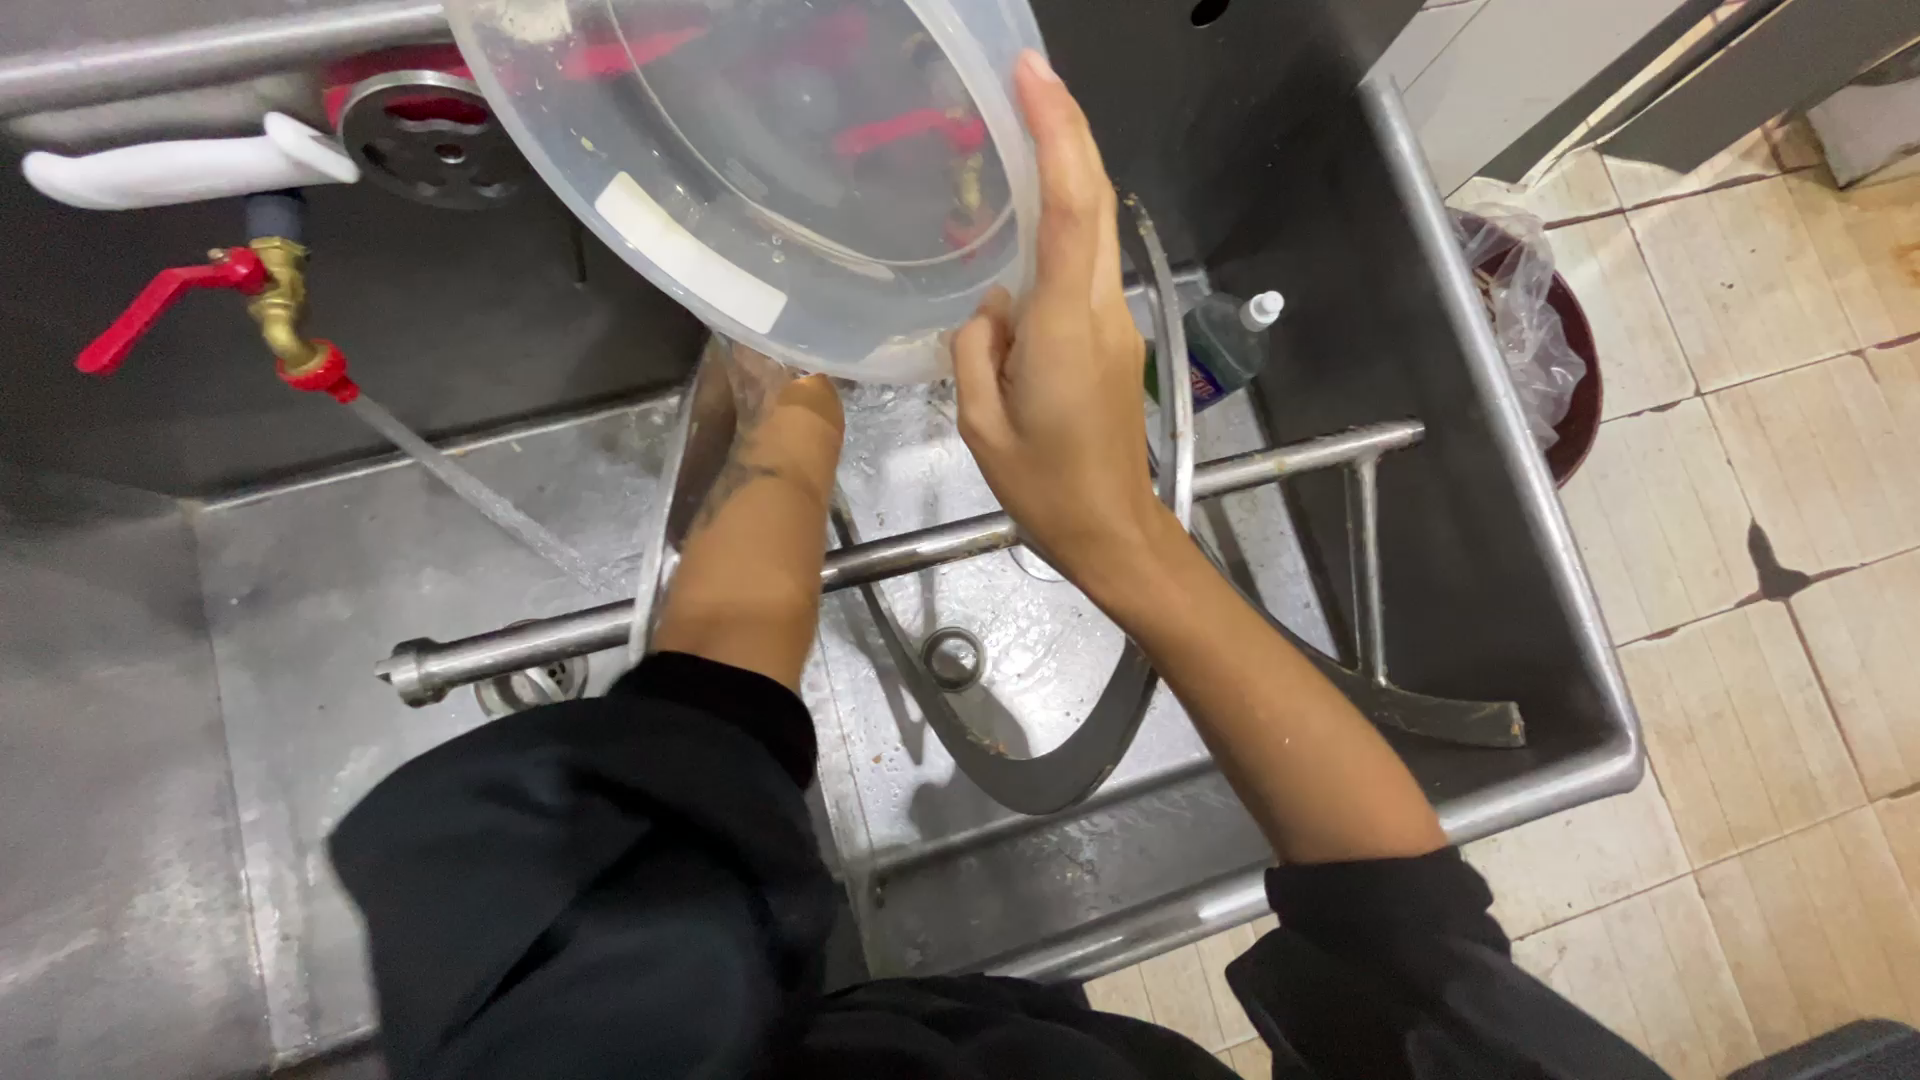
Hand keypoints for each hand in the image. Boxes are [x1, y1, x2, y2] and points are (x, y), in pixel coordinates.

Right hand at [952, 50, 1174, 589]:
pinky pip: (1088, 269)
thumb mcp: (982, 427)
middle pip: (1097, 203)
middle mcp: (1101, 313)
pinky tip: (1028, 230)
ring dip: (1068, 175)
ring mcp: (1117, 325)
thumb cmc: (1044, 491)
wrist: (1113, 529)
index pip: (1071, 210)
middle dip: (1069, 131)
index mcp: (1065, 330)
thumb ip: (977, 352)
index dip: (1057, 135)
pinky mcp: (1116, 341)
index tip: (1031, 78)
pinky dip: (1064, 230)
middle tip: (1027, 81)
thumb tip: (992, 307)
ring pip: (1097, 231)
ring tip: (1020, 137)